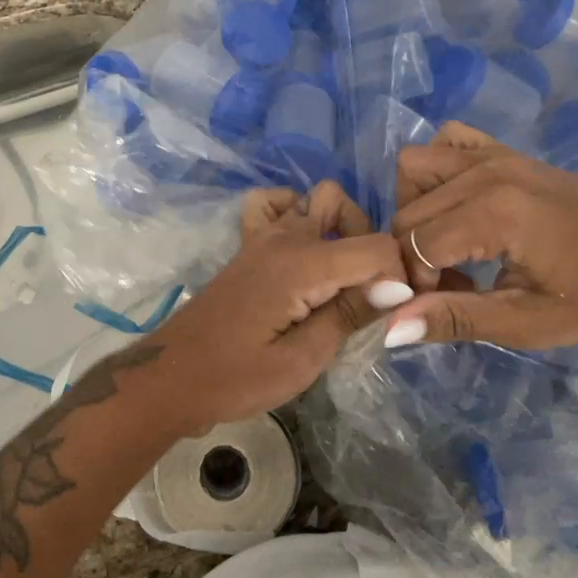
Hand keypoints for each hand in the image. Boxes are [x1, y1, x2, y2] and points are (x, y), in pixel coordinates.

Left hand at [138, 180, 410, 431]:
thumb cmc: (235, 379)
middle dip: (373, 244)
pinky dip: (297, 214)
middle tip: (375, 293)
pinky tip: (306, 251)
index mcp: (301, 263)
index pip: (377, 246)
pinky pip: (277, 206)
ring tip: (346, 276)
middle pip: (346, 207)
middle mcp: (284, 237)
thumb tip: (400, 286)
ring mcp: (264, 237)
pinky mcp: (251, 247)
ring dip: (341, 226)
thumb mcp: (302, 360)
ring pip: (314, 199)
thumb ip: (349, 315)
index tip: (404, 310)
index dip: (402, 275)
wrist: (173, 378)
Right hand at [384, 122, 577, 349]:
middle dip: (415, 255)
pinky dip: (437, 169)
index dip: (417, 284)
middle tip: (456, 288)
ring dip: (416, 209)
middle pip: (408, 211)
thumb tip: (388, 328)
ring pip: (414, 168)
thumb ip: (455, 317)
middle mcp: (486, 171)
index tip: (449, 305)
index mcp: (495, 212)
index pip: (414, 245)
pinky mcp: (507, 150)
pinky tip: (459, 204)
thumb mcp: (528, 322)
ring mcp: (496, 154)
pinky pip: (447, 142)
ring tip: (450, 246)